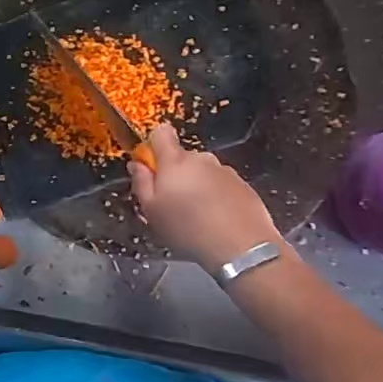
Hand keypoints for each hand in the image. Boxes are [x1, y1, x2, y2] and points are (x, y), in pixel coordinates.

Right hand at [129, 123, 282, 271]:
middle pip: (182, 156)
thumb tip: (137, 164)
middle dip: (175, 173)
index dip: (153, 145)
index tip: (152, 167)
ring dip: (196, 184)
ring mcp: (226, 171)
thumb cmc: (188, 228)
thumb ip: (141, 181)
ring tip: (197, 214)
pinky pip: (221, 183)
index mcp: (175, 161)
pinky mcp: (245, 186)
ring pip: (202, 171)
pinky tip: (216, 218)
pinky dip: (216, 195)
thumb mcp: (151, 210)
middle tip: (172, 202)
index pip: (161, 133)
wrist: (243, 248)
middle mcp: (202, 159)